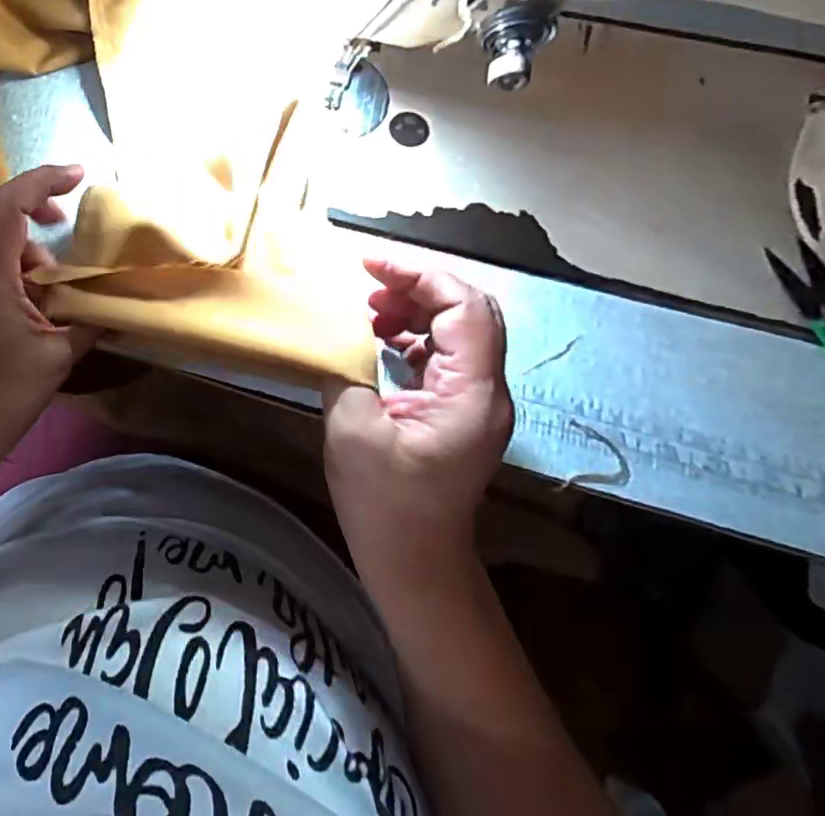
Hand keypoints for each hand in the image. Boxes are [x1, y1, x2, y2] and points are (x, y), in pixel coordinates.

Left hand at [0, 165, 99, 465]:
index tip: (79, 175)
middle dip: (27, 199)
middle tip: (60, 217)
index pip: (8, 203)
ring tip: (47, 277)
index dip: (43, 180)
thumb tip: (114, 304)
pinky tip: (21, 294)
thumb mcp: (56, 357)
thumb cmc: (1, 398)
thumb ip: (87, 320)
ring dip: (14, 236)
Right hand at [321, 258, 513, 566]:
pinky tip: (377, 341)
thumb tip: (338, 334)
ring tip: (367, 312)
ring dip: (415, 310)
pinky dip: (412, 337)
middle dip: (418, 288)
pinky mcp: (458, 413)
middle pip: (470, 313)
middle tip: (365, 287)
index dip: (419, 276)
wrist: (413, 559)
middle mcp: (487, 392)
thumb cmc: (384, 500)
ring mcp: (475, 403)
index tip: (368, 265)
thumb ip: (346, 370)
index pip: (465, 309)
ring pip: (459, 332)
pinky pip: (445, 357)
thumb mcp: (352, 429)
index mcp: (471, 393)